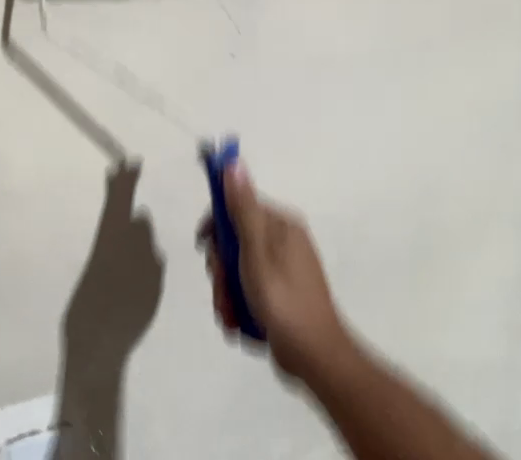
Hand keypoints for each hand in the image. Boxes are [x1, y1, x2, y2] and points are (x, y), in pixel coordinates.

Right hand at [196, 162, 356, 382]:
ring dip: (227, 293)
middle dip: (221, 270)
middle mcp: (283, 242)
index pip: (235, 208)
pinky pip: (249, 291)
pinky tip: (241, 323)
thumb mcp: (255, 251)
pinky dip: (240, 306)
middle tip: (223, 290)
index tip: (204, 249)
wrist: (316, 358)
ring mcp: (283, 271)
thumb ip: (242, 208)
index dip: (214, 228)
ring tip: (231, 314)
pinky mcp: (282, 296)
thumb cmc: (283, 300)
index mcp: (280, 226)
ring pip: (237, 271)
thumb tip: (233, 162)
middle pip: (233, 243)